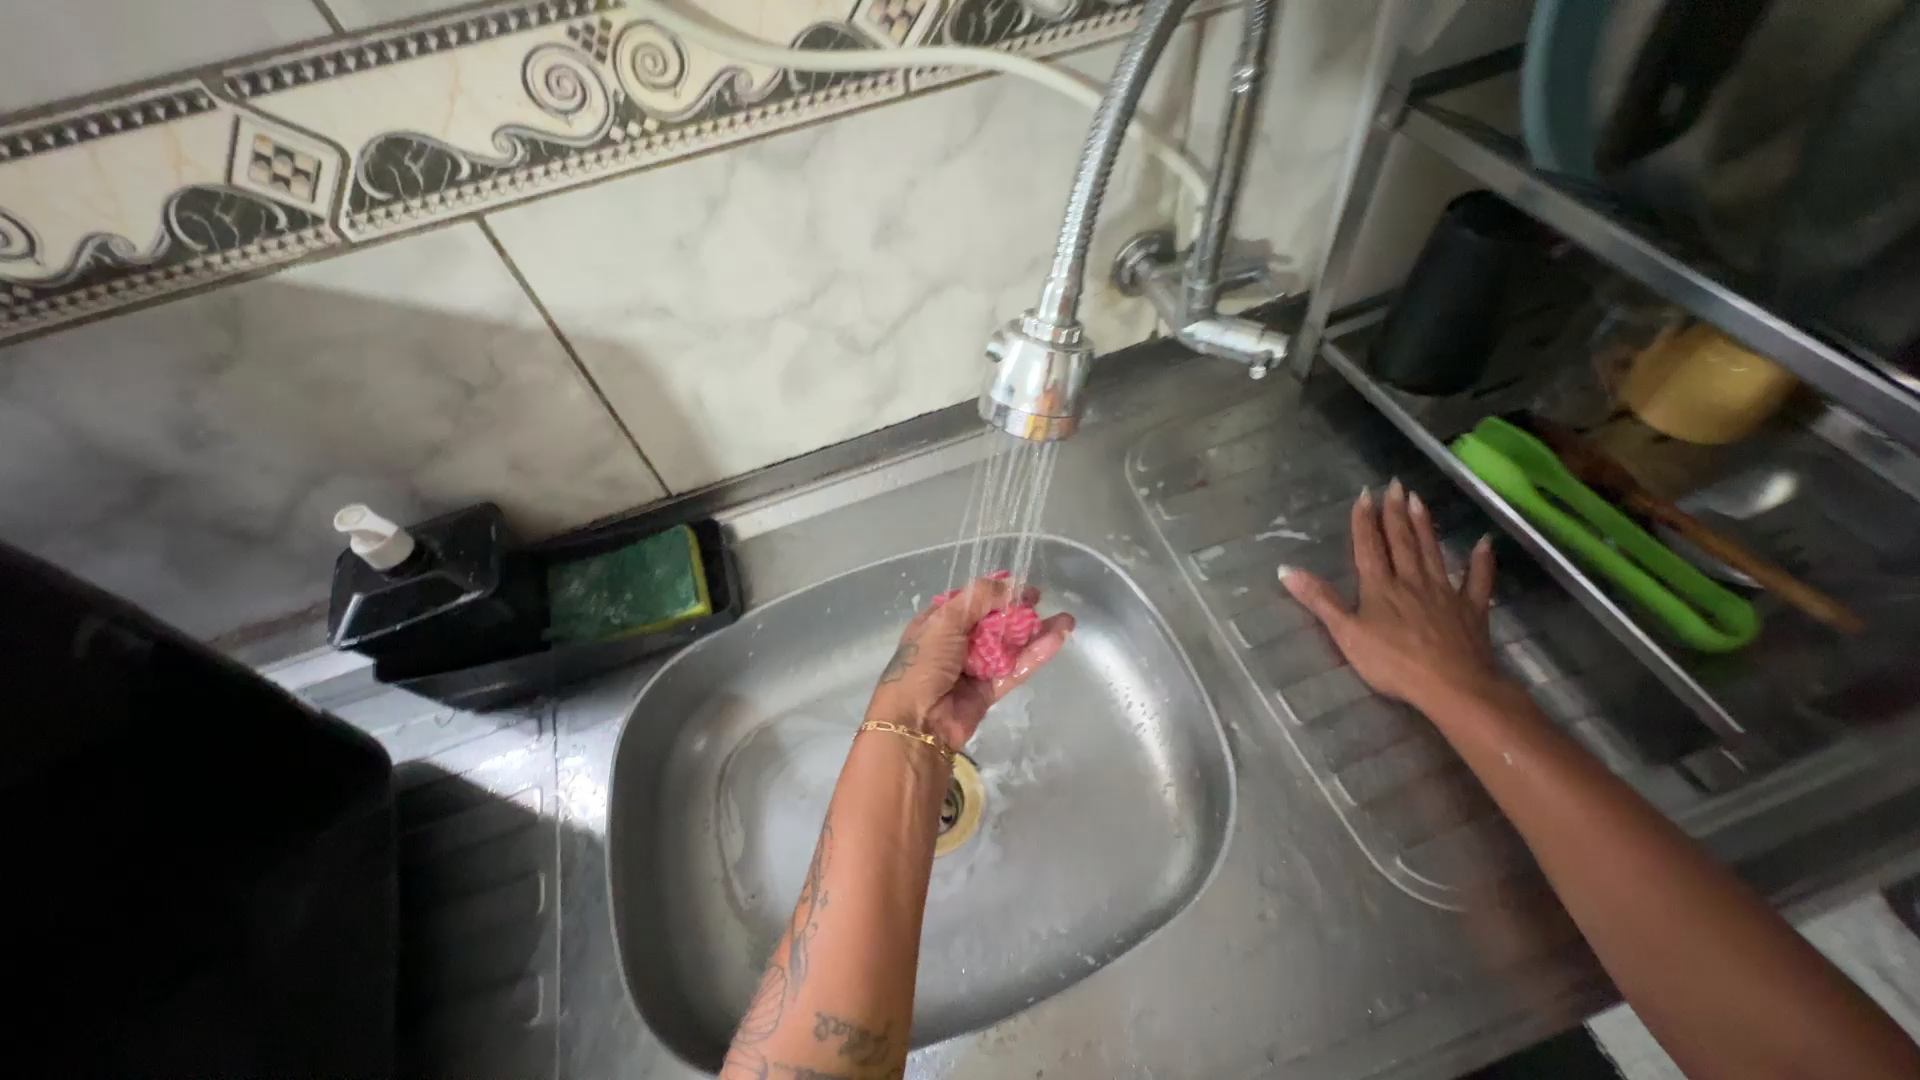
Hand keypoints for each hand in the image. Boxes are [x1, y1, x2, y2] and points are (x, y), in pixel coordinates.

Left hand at [866, 575, 1074, 750]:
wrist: (916, 720)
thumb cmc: (924, 662)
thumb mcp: (945, 620)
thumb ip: (979, 598)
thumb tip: (1013, 586)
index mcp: (938, 623)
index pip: (971, 601)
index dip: (996, 592)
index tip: (1021, 585)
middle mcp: (956, 643)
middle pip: (993, 622)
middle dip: (1018, 611)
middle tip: (1042, 601)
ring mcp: (974, 668)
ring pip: (1009, 646)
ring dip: (1035, 632)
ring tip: (1066, 620)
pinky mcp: (989, 690)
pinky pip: (1015, 668)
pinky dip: (1035, 655)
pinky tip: (1057, 639)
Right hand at [1280, 479, 1509, 713]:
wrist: (1452, 685)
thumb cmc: (1392, 663)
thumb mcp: (1346, 633)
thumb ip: (1320, 600)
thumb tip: (1285, 569)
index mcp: (1380, 587)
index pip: (1369, 547)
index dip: (1364, 521)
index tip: (1364, 494)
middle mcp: (1412, 581)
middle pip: (1402, 542)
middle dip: (1395, 513)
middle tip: (1395, 485)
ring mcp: (1445, 593)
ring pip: (1432, 552)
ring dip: (1425, 526)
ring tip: (1420, 500)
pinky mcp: (1471, 610)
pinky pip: (1478, 581)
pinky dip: (1481, 561)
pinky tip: (1484, 543)